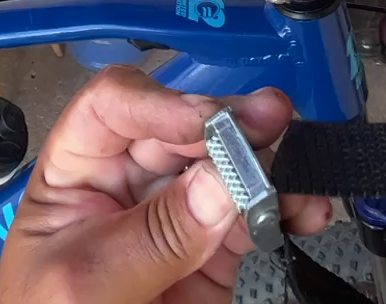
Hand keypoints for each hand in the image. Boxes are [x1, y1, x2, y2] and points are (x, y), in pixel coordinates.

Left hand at [0, 67, 331, 303]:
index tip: (205, 120)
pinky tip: (307, 208)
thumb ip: (152, 236)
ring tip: (301, 168)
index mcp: (78, 168)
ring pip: (226, 163)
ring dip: (268, 158)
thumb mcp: (87, 284)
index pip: (112, 105)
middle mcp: (129, 177)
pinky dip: (286, 206)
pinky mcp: (214, 249)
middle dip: (227, 121)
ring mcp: (175, 211)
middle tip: (271, 119)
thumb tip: (219, 180)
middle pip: (180, 126)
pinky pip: (255, 214)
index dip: (158, 101)